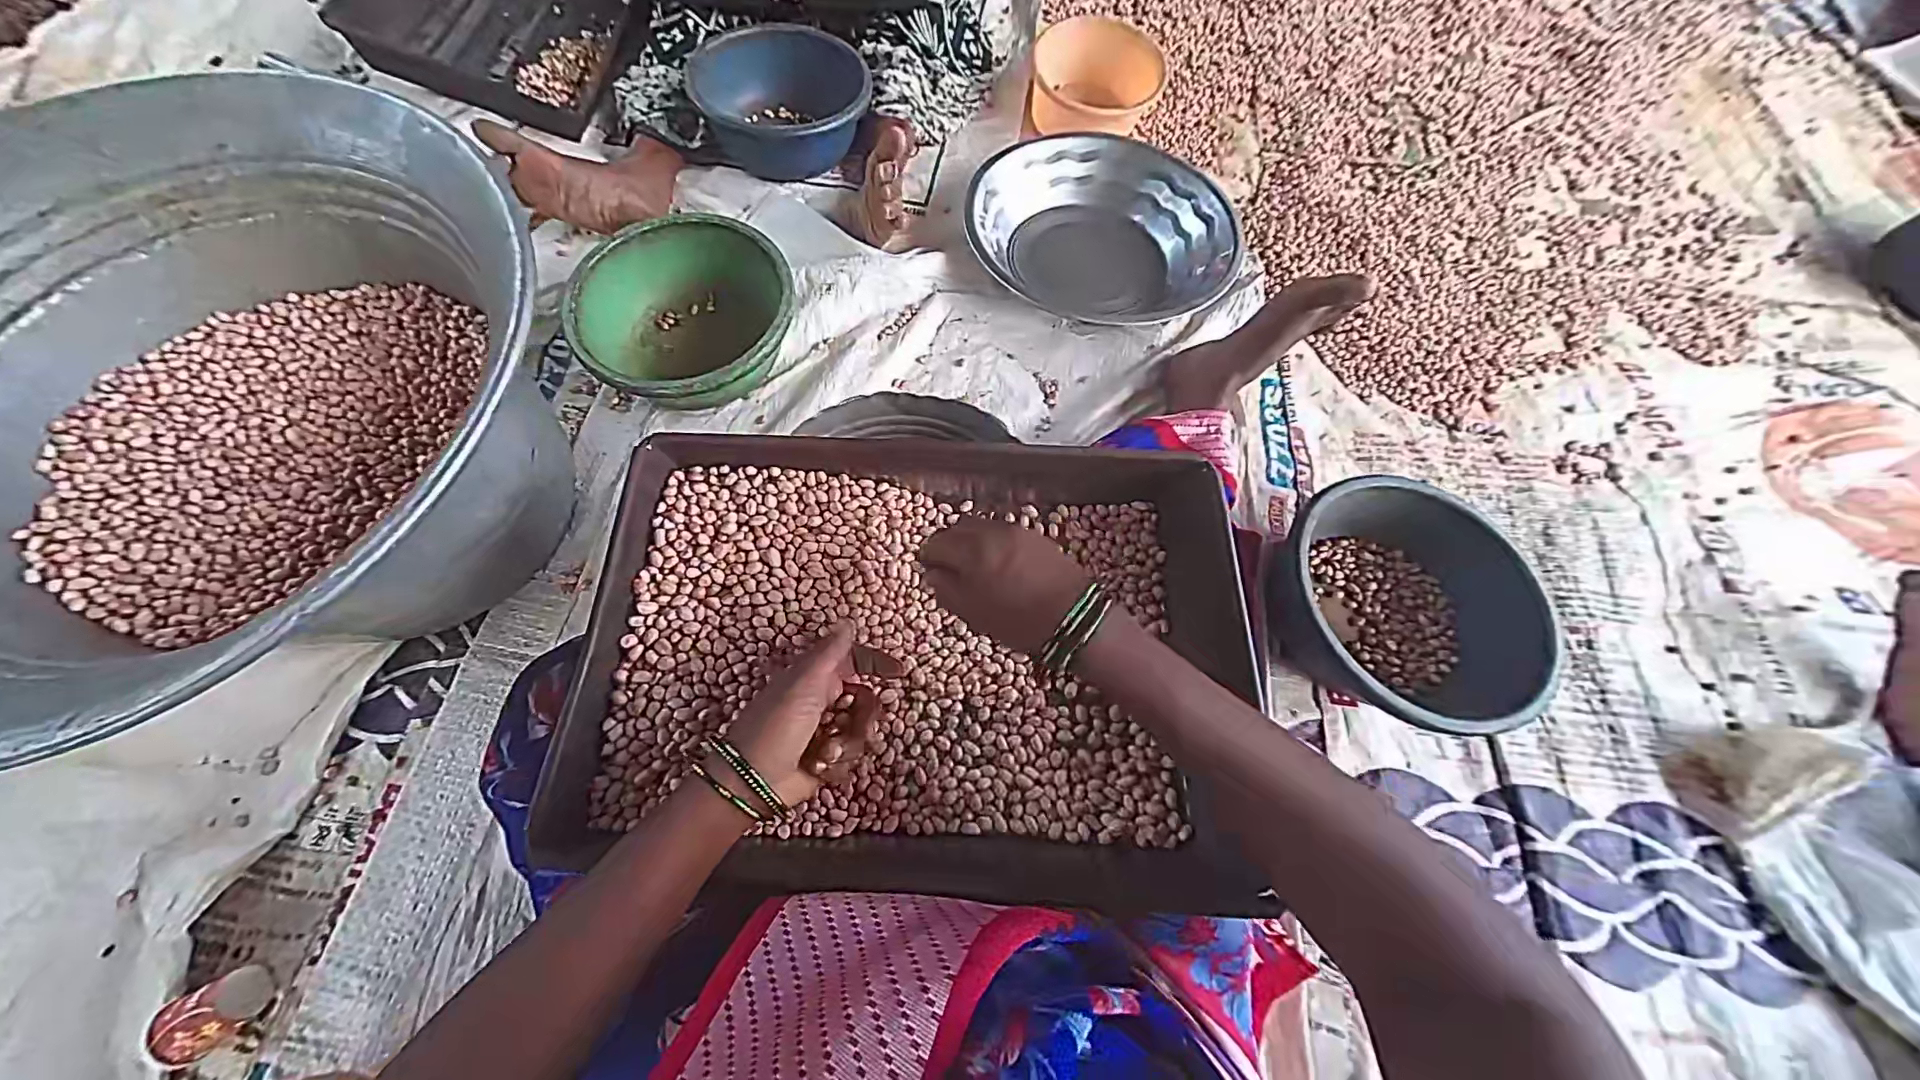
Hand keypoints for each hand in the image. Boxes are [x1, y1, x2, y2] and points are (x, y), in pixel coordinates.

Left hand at [721, 623, 881, 807]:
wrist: (752, 783)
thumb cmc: (775, 728)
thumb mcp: (804, 684)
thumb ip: (830, 653)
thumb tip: (848, 622)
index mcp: (816, 677)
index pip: (854, 660)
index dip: (877, 664)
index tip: (899, 673)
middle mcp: (823, 701)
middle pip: (866, 700)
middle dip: (865, 716)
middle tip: (855, 726)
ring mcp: (825, 730)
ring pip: (862, 731)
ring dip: (848, 743)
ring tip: (826, 753)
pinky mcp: (827, 759)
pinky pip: (852, 756)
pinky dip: (838, 763)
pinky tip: (819, 767)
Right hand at [917, 517, 1089, 652]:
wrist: (1075, 618)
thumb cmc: (1019, 622)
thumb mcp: (973, 613)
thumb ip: (945, 589)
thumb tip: (933, 573)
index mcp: (972, 551)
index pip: (936, 543)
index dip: (929, 558)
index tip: (931, 571)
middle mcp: (992, 532)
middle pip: (957, 528)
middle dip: (948, 545)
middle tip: (949, 569)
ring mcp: (1016, 531)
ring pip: (981, 527)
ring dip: (970, 542)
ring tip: (975, 568)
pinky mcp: (1035, 536)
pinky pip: (1002, 532)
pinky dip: (992, 543)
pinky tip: (999, 565)